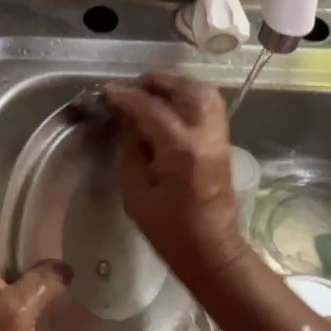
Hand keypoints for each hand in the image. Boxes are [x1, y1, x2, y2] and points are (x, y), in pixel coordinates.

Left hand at [0, 230, 69, 330]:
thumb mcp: (16, 311)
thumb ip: (41, 283)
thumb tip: (64, 266)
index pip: (6, 229)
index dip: (33, 225)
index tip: (64, 224)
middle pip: (13, 252)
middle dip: (41, 252)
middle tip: (76, 248)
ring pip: (16, 277)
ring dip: (39, 277)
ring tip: (73, 271)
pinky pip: (16, 297)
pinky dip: (34, 297)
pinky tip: (58, 299)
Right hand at [106, 71, 254, 280]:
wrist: (210, 249)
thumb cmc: (168, 228)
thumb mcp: (135, 190)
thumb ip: (130, 147)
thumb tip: (123, 117)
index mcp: (181, 150)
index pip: (151, 108)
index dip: (127, 96)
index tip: (107, 91)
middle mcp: (205, 136)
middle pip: (187, 89)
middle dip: (158, 81)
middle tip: (132, 87)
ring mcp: (219, 137)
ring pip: (204, 92)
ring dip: (177, 85)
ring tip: (151, 92)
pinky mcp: (223, 142)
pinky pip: (210, 106)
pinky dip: (189, 96)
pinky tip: (168, 106)